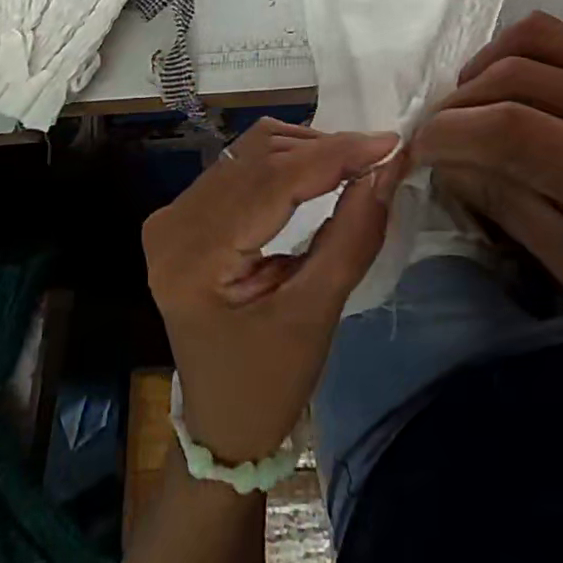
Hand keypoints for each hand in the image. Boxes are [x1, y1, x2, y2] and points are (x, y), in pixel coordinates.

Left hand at [143, 119, 398, 464]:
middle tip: (379, 157)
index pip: (272, 182)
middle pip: (258, 157)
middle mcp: (172, 224)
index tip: (391, 143)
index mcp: (195, 258)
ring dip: (306, 151)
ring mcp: (172, 217)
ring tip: (354, 166)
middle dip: (324, 149)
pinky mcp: (183, 216)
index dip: (335, 155)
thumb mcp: (316, 313)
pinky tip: (318, 174)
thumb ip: (352, 235)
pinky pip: (241, 168)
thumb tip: (384, 171)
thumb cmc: (270, 381)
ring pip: (250, 153)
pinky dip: (286, 163)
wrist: (223, 418)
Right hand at [410, 12, 562, 384]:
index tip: (416, 149)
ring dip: (485, 69)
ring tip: (463, 110)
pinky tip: (506, 96)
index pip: (526, 134)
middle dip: (460, 102)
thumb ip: (515, 209)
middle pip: (528, 76)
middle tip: (431, 136)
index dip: (454, 133)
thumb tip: (447, 156)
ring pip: (546, 42)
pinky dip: (521, 61)